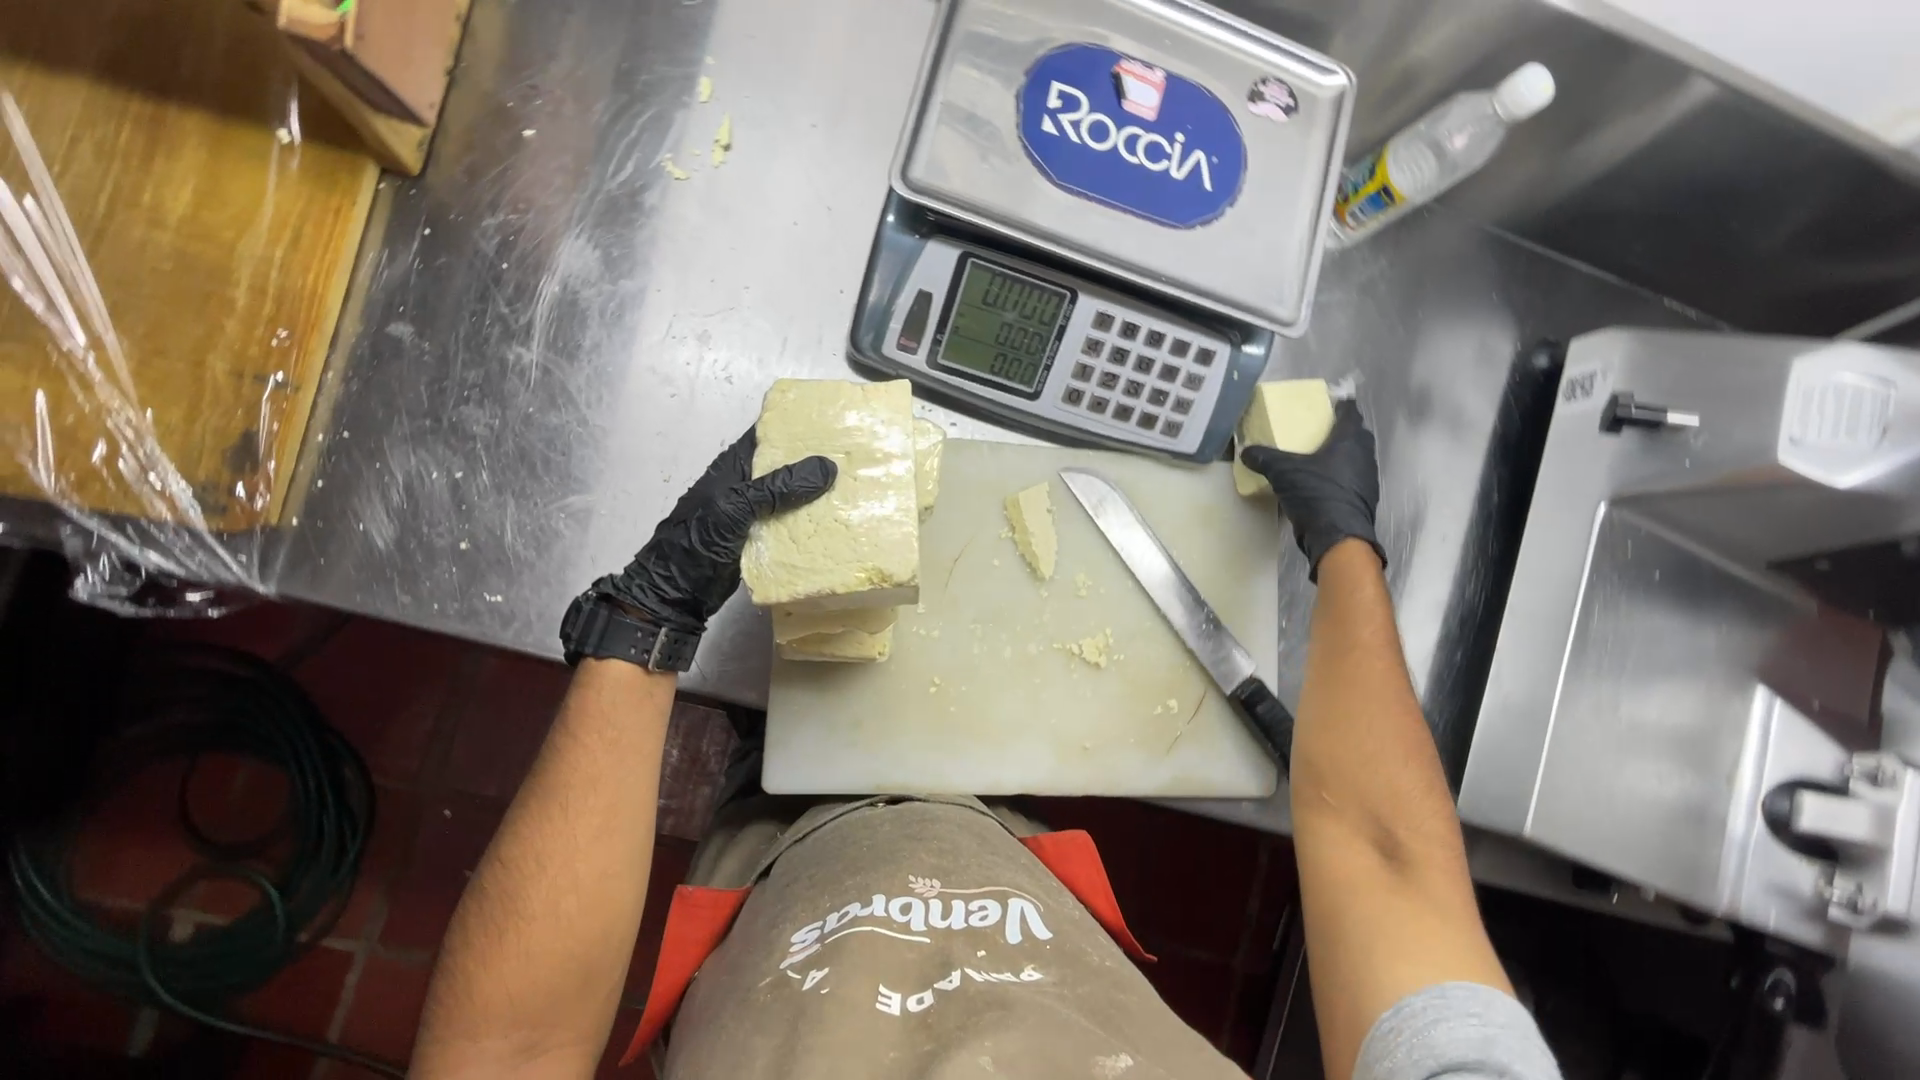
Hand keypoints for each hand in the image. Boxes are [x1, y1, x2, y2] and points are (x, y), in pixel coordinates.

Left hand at [594, 429, 835, 632]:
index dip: (796, 423)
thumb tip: (827, 467)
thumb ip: (778, 487)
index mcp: (735, 466)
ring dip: (818, 492)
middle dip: (816, 459)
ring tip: (856, 483)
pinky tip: (839, 519)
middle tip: (856, 454)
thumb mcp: (736, 506)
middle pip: (786, 465)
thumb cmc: (698, 540)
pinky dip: (812, 521)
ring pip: (793, 495)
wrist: (678, 591)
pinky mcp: (764, 537)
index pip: (768, 434)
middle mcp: (748, 484)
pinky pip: (792, 523)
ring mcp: (756, 512)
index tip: (833, 419)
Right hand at [1239, 399, 1383, 580]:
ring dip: (1340, 454)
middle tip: (1318, 428)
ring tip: (1317, 455)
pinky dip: (1339, 475)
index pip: (1350, 411)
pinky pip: (1351, 477)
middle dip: (1339, 429)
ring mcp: (1367, 477)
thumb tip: (1245, 450)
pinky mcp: (1363, 497)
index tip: (1327, 401)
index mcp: (1349, 440)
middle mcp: (1363, 454)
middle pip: (1355, 433)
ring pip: (1355, 456)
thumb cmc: (1316, 494)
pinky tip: (1321, 482)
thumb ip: (1264, 458)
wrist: (1338, 536)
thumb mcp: (1282, 472)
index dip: (1340, 403)